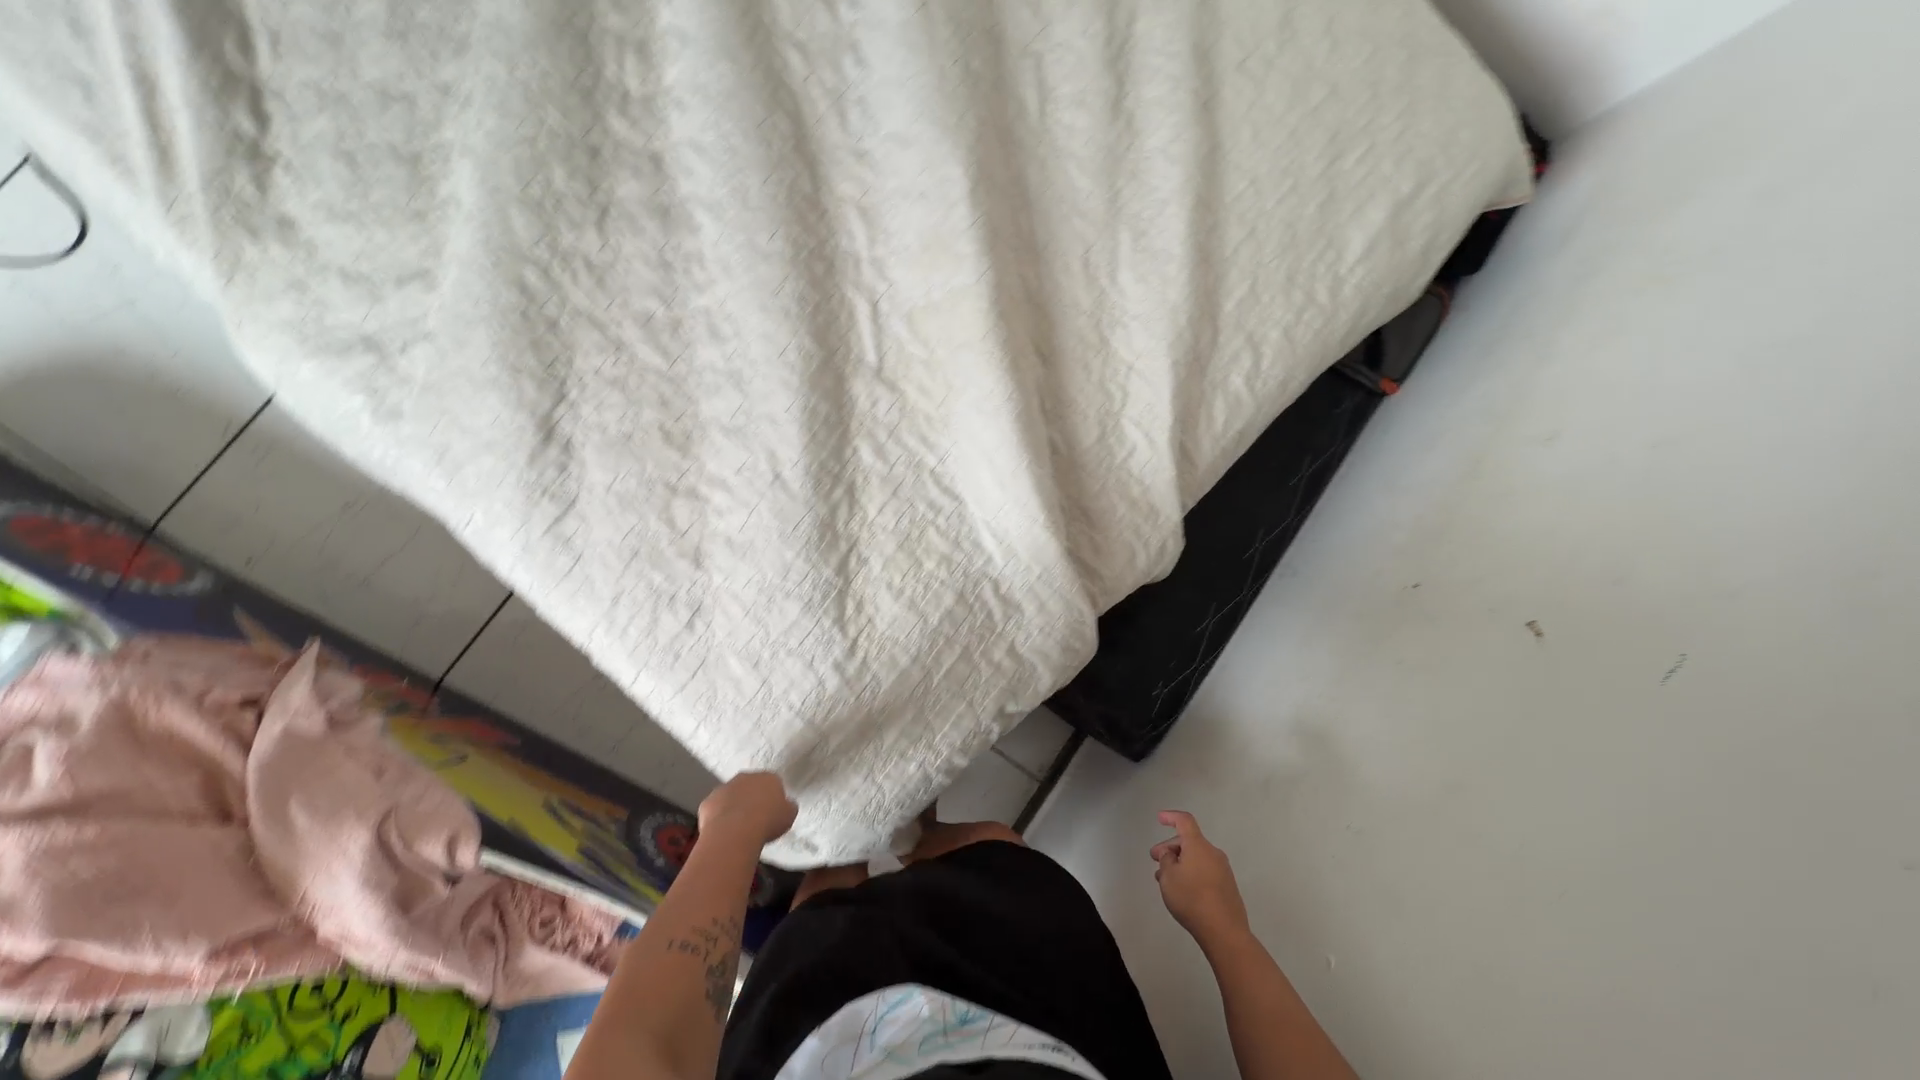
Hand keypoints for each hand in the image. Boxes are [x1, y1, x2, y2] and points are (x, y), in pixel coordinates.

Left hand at [698, 772, 797, 845]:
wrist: (735, 831)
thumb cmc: (768, 821)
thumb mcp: (789, 816)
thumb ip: (789, 807)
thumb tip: (787, 804)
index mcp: (768, 778)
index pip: (773, 783)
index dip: (774, 797)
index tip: (774, 812)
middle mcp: (745, 777)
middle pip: (750, 786)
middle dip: (752, 798)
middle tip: (756, 818)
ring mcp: (724, 788)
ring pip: (730, 796)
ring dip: (734, 806)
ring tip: (738, 827)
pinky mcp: (707, 802)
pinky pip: (715, 809)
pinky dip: (718, 817)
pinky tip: (723, 831)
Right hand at [1151, 811, 1250, 944]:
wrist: (1225, 931)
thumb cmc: (1191, 898)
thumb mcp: (1168, 877)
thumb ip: (1166, 860)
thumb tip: (1171, 853)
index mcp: (1198, 846)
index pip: (1185, 821)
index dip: (1171, 817)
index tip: (1160, 818)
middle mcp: (1213, 853)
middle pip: (1189, 842)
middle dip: (1170, 847)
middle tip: (1155, 859)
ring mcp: (1223, 870)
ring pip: (1196, 858)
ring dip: (1180, 863)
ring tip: (1164, 879)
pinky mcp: (1227, 886)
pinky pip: (1205, 871)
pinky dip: (1191, 873)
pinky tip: (1181, 890)